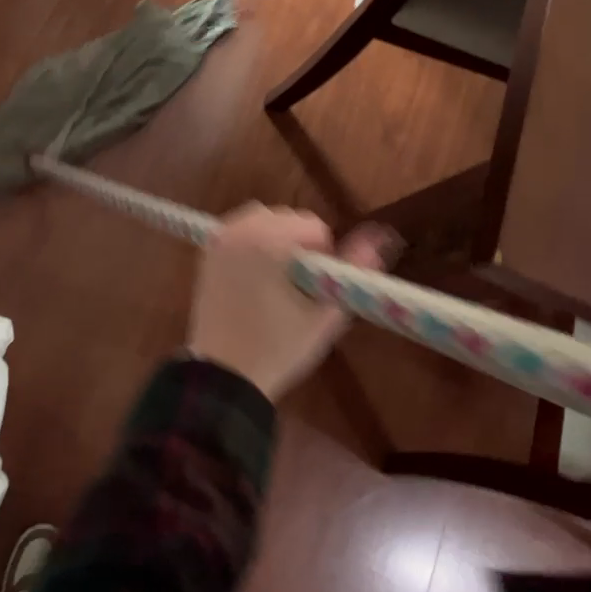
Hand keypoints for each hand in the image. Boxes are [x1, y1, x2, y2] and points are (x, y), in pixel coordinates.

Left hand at [186, 204, 399, 399]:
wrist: (224, 374)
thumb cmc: (278, 347)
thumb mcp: (325, 314)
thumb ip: (353, 270)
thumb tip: (383, 236)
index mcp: (267, 239)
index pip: (313, 226)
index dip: (324, 256)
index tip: (317, 287)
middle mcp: (239, 230)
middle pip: (287, 218)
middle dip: (300, 244)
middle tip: (300, 286)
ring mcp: (219, 239)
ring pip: (262, 220)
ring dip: (278, 239)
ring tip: (281, 280)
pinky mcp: (207, 252)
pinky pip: (240, 231)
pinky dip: (254, 242)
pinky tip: (259, 277)